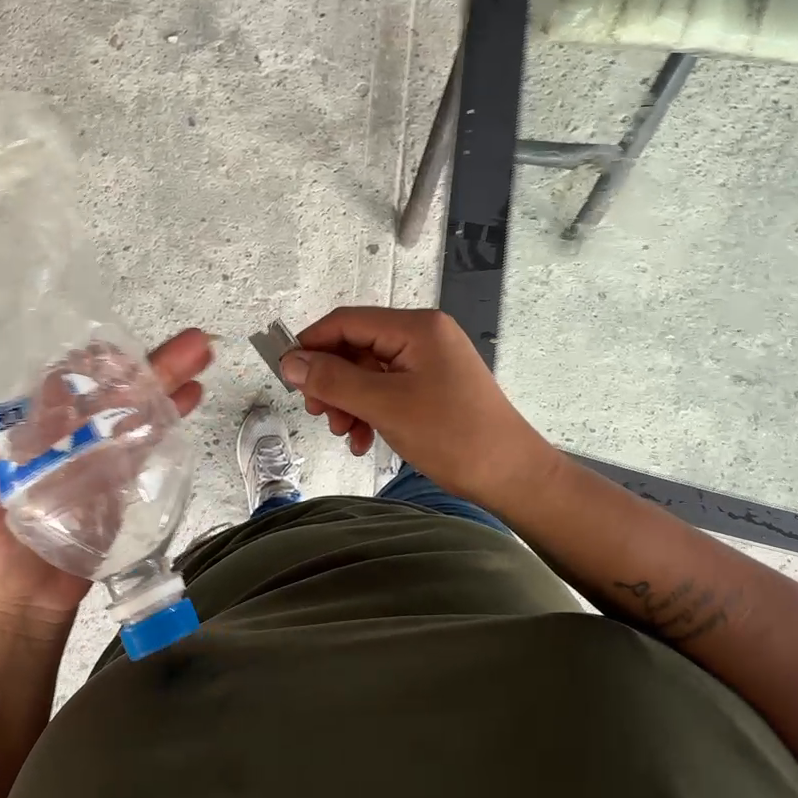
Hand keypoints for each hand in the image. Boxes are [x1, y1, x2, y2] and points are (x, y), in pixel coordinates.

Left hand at [0, 328, 213, 629]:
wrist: (28, 598)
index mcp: (37, 430)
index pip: (66, 383)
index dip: (91, 364)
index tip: (115, 353)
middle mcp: (73, 431)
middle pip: (114, 389)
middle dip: (149, 363)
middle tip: (190, 344)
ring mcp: (102, 452)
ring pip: (138, 406)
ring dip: (169, 379)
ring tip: (202, 355)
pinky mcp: (125, 477)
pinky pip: (150, 439)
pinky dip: (172, 415)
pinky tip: (193, 394)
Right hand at [281, 308, 554, 505]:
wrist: (511, 476)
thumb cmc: (452, 436)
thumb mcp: (385, 406)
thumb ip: (334, 380)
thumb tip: (290, 362)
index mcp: (416, 327)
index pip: (347, 321)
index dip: (311, 345)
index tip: (286, 376)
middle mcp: (423, 336)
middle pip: (356, 347)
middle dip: (332, 381)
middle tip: (319, 415)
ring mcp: (429, 362)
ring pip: (367, 373)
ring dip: (348, 402)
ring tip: (345, 434)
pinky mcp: (433, 387)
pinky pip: (386, 390)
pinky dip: (369, 412)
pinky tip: (364, 441)